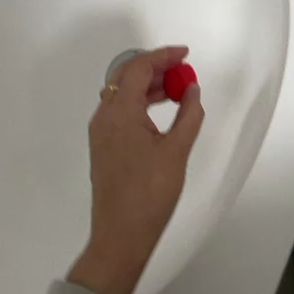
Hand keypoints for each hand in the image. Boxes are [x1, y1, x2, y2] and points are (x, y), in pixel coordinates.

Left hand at [67, 45, 204, 293]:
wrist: (120, 238)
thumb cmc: (150, 193)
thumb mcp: (177, 151)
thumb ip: (189, 114)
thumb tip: (192, 89)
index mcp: (119, 112)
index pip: (138, 68)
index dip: (163, 56)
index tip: (186, 55)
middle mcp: (104, 116)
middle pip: (126, 75)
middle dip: (155, 66)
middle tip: (183, 69)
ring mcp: (101, 132)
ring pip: (122, 92)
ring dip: (149, 84)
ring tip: (178, 89)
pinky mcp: (104, 146)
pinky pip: (121, 109)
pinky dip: (141, 101)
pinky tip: (162, 110)